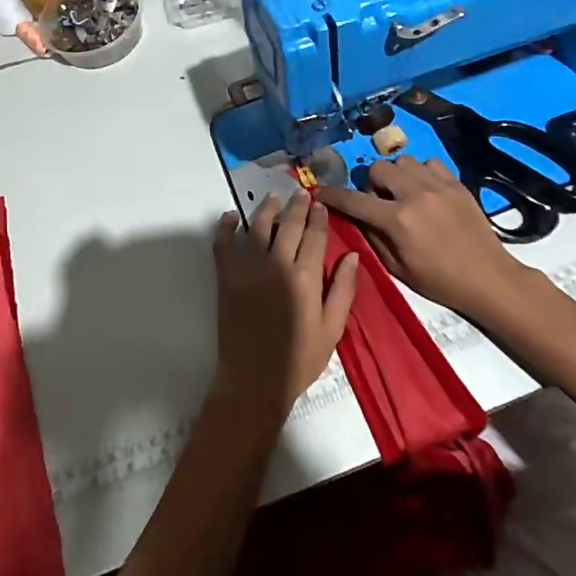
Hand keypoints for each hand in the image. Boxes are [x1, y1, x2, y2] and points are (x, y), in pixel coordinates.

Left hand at [210, 194, 358, 412]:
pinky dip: (226, 227)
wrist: (254, 382)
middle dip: (298, 206)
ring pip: (258, 227)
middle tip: (302, 193)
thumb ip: (343, 289)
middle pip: (289, 225)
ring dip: (267, 208)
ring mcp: (249, 269)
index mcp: (306, 277)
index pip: (315, 236)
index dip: (319, 217)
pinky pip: (223, 245)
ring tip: (274, 197)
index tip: (321, 204)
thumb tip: (353, 255)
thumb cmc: (299, 359)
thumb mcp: (332, 328)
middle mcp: (278, 265)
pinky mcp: (227, 278)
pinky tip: (232, 216)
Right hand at [314, 156, 535, 320]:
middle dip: (371, 182)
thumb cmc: (439, 280)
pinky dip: (421, 172)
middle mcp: (415, 194)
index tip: (320, 192)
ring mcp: (438, 185)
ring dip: (396, 174)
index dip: (332, 195)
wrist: (487, 276)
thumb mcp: (398, 267)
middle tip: (378, 200)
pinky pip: (429, 162)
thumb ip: (373, 237)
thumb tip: (355, 216)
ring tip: (403, 193)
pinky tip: (425, 190)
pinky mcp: (456, 182)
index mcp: (398, 220)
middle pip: (378, 168)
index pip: (355, 200)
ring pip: (403, 160)